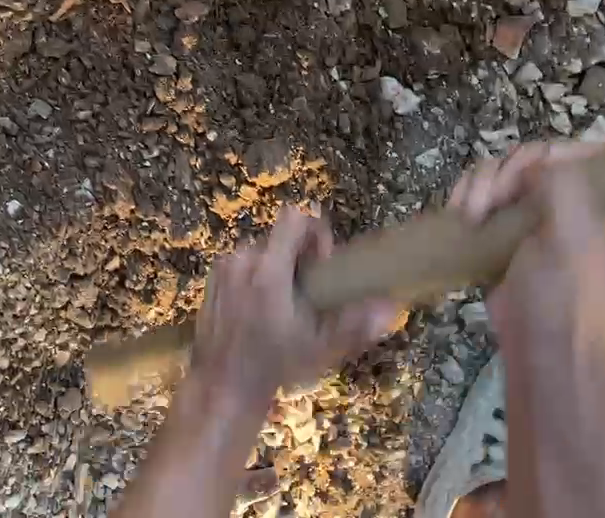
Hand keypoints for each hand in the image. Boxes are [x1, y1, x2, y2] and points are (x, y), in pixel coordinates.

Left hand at [189, 206, 398, 407]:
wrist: (223, 385)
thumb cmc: (275, 364)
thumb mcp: (320, 348)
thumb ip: (356, 323)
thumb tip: (391, 305)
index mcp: (269, 269)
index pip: (294, 218)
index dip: (314, 233)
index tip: (322, 263)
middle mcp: (244, 259)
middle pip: (281, 239)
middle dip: (298, 258)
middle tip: (307, 294)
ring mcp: (225, 267)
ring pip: (262, 252)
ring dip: (277, 269)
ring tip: (282, 306)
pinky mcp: (213, 278)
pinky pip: (243, 264)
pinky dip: (254, 277)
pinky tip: (259, 309)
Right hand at [449, 141, 604, 358]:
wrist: (540, 357)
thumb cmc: (570, 304)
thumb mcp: (575, 238)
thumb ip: (563, 184)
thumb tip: (537, 162)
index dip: (568, 152)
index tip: (535, 173)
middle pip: (553, 157)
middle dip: (511, 173)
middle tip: (490, 198)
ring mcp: (565, 217)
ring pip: (519, 171)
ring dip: (485, 185)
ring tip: (470, 212)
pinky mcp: (529, 228)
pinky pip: (499, 191)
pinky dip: (476, 195)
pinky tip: (462, 212)